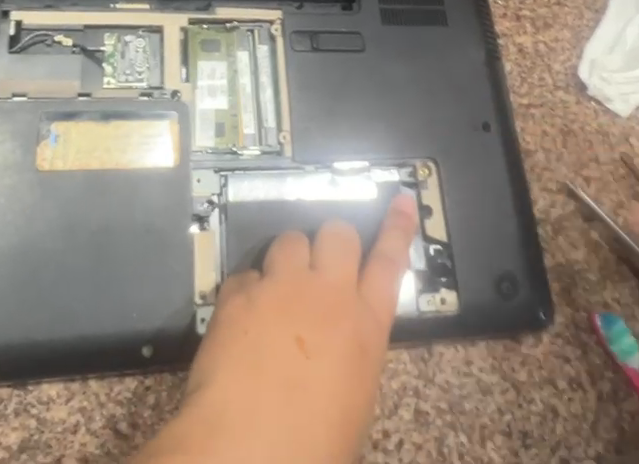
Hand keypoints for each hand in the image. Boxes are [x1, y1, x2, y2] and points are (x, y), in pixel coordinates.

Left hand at [132, 193, 417, 463]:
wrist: (245, 448)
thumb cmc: (312, 443)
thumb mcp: (353, 396)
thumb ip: (349, 352)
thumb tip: (337, 344)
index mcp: (365, 327)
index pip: (390, 262)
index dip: (396, 227)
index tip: (399, 200)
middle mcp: (327, 295)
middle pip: (338, 234)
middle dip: (331, 242)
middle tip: (320, 265)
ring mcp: (280, 288)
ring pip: (290, 239)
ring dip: (288, 258)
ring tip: (278, 288)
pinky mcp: (238, 293)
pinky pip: (246, 273)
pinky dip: (247, 289)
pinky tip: (241, 317)